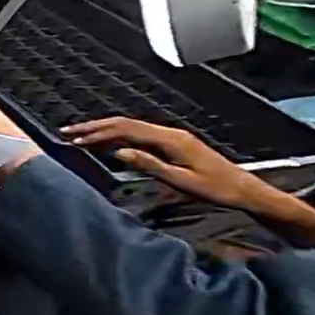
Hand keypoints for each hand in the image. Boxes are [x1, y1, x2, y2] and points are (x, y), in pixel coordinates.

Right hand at [60, 117, 265, 207]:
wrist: (246, 190)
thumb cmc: (217, 189)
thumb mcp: (181, 181)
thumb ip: (149, 164)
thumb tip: (118, 151)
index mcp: (171, 140)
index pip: (126, 130)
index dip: (97, 133)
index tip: (75, 139)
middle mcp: (170, 134)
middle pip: (125, 123)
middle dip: (93, 126)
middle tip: (67, 131)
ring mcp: (172, 137)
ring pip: (130, 127)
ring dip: (102, 130)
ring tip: (78, 135)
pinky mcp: (172, 144)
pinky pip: (138, 134)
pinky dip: (116, 136)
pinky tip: (104, 141)